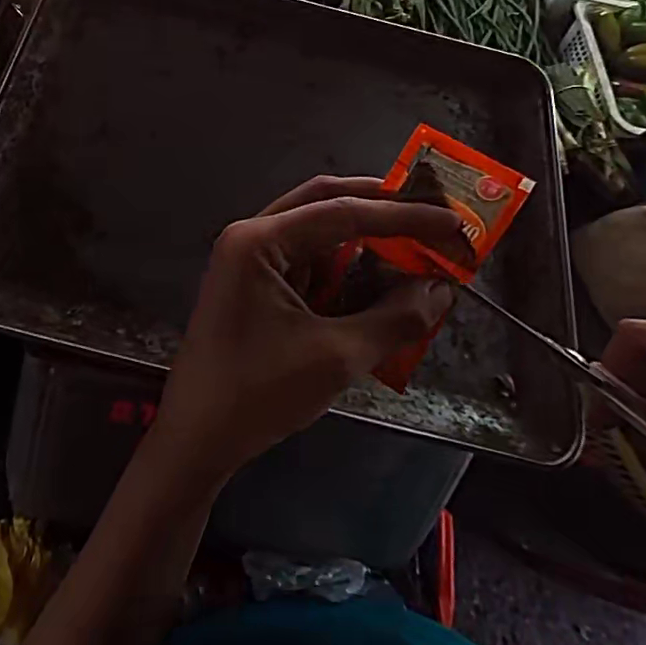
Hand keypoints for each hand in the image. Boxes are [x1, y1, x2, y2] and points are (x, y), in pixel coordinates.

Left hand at [149, 176, 467, 482]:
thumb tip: (440, 289)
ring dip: (362, 242)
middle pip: (325, 204)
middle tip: (429, 220)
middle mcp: (251, 237)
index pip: (344, 213)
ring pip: (317, 232)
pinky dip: (342, 269)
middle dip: (380, 211)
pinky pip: (307, 262)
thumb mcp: (335, 358)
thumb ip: (395, 319)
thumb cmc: (256, 395)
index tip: (450, 223)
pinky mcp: (254, 284)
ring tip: (411, 253)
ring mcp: (249, 259)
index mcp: (259, 241)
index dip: (404, 216)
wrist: (195, 440)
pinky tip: (373, 286)